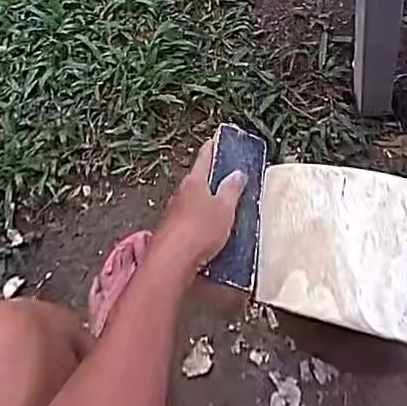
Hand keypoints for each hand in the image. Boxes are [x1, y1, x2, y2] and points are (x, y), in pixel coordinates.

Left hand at [151, 136, 245, 269]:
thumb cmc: (200, 230)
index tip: (214, 141)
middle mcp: (180, 194)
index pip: (204, 159)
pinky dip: (197, 221)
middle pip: (196, 181)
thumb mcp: (225, 209)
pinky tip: (206, 232)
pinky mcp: (169, 234)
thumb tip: (237, 173)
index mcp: (195, 182)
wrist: (169, 264)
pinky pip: (187, 221)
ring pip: (190, 202)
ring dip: (202, 202)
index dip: (210, 149)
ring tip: (218, 207)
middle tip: (223, 177)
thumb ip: (231, 190)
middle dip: (208, 179)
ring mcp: (172, 214)